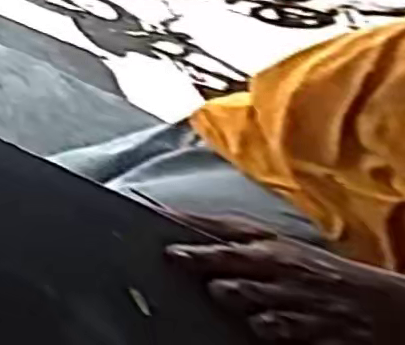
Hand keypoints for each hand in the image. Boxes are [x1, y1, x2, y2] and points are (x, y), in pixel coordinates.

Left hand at [167, 213, 404, 342]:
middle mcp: (290, 286)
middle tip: (218, 289)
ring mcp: (315, 320)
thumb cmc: (318, 266)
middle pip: (234, 291)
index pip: (221, 254)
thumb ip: (214, 225)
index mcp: (270, 255)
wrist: (399, 306)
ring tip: (258, 313)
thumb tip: (161, 210)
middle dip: (220, 291)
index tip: (172, 256)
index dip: (193, 256)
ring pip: (261, 324)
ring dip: (252, 320)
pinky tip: (283, 337)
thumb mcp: (268, 237)